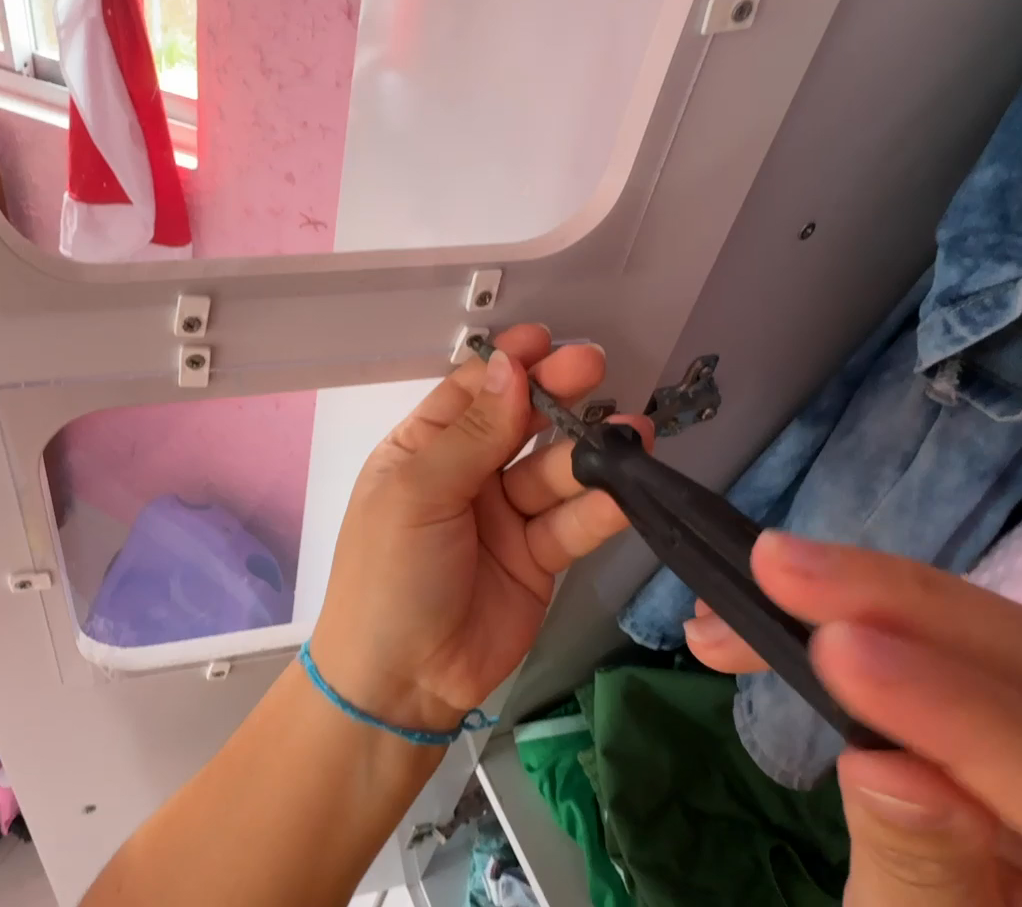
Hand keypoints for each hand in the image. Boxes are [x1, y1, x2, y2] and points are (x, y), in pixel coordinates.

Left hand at [308, 323, 653, 731]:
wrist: (400, 679)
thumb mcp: (419, 495)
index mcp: (421, 450)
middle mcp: (465, 474)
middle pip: (519, 423)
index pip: (469, 393)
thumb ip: (472, 434)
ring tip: (631, 431)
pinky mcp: (538, 557)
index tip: (546, 340)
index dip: (507, 366)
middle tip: (594, 368)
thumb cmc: (389, 574)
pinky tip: (629, 487)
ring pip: (554, 470)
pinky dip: (601, 506)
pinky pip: (573, 522)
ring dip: (590, 451)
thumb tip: (507, 366)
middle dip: (555, 396)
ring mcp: (504, 516)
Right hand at [683, 533, 1021, 904]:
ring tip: (776, 575)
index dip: (962, 710)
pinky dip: (902, 618)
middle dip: (907, 605)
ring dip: (889, 598)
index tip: (832, 650)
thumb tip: (876, 762)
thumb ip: (921, 874)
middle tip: (775, 564)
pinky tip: (824, 608)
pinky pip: (1005, 657)